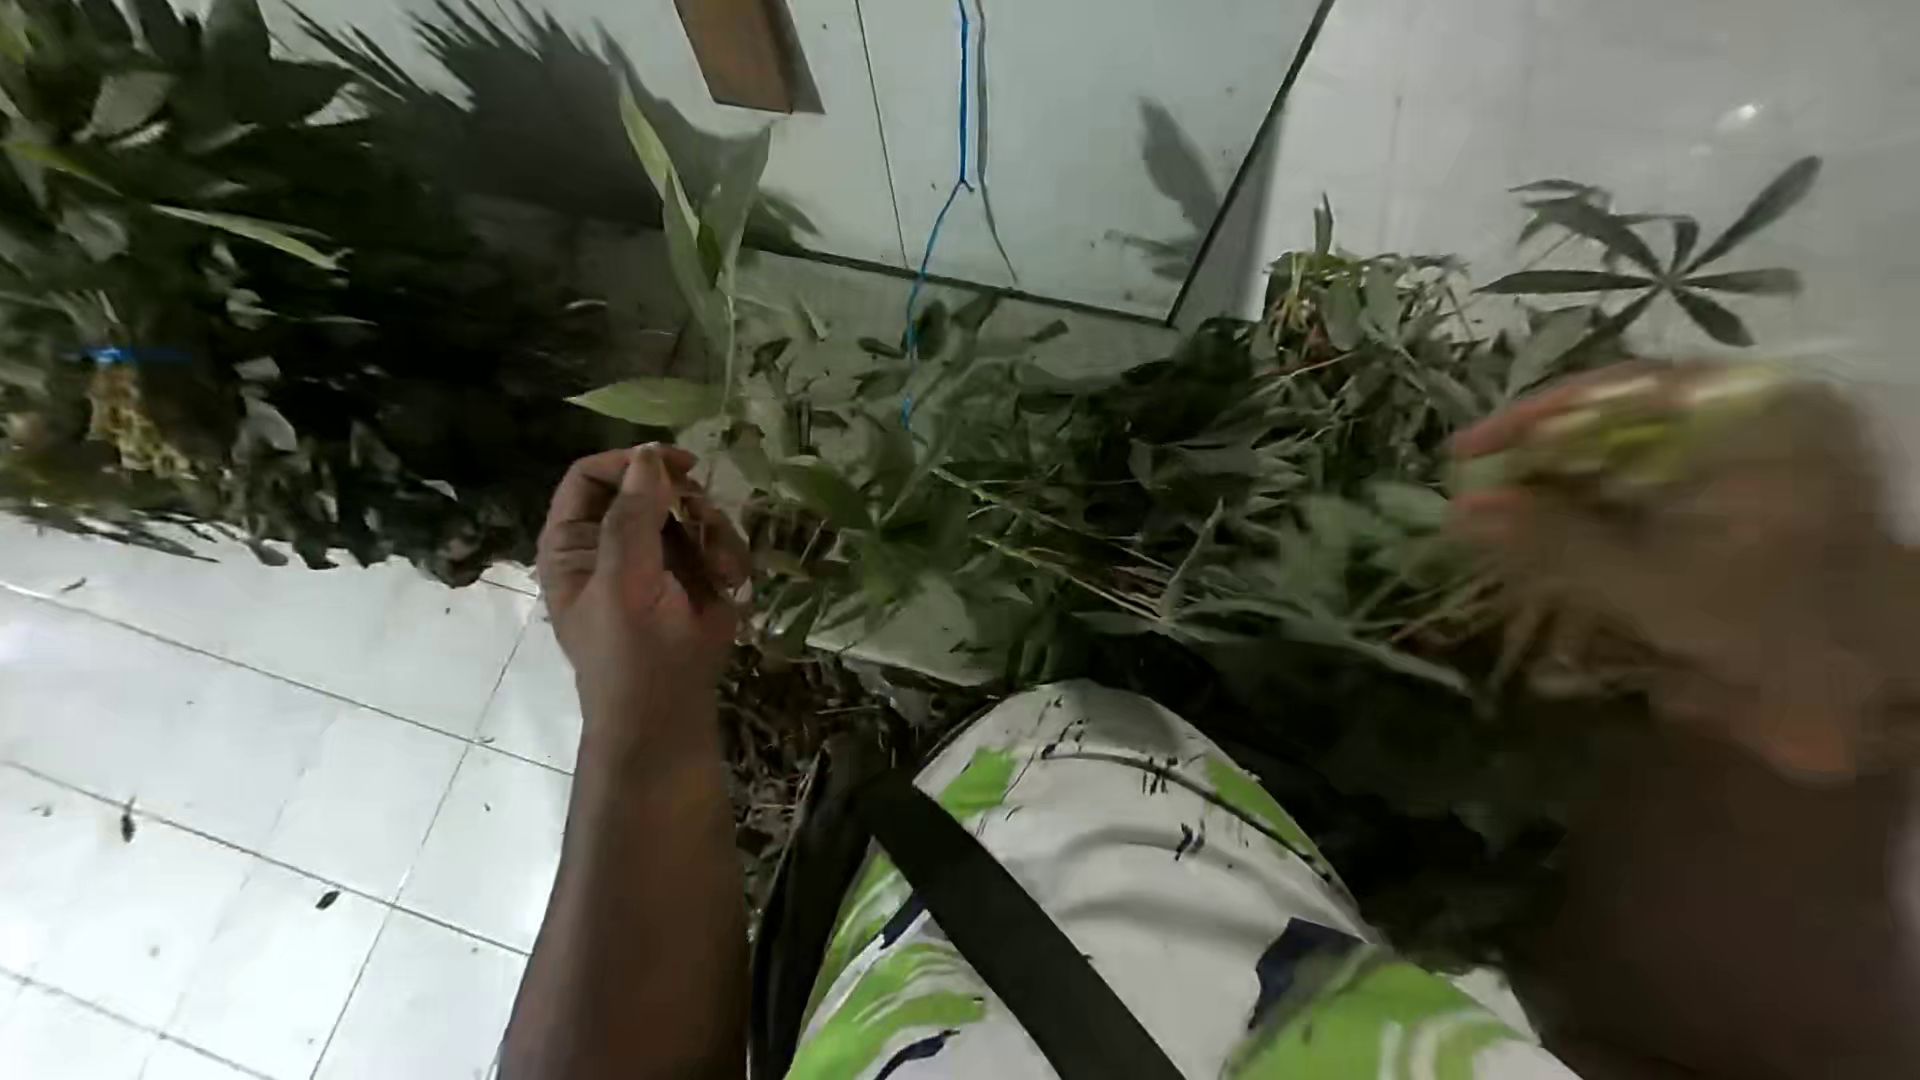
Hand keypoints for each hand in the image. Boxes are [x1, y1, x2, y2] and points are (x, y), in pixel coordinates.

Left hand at [537, 444, 749, 751]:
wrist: (671, 708)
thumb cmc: (632, 651)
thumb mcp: (624, 581)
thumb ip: (632, 516)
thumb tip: (648, 455)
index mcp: (577, 540)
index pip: (593, 476)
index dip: (631, 463)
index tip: (677, 464)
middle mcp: (617, 540)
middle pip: (652, 487)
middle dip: (685, 503)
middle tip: (704, 519)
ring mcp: (662, 556)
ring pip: (693, 512)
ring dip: (714, 535)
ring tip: (720, 572)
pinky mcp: (699, 572)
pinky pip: (720, 541)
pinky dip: (730, 558)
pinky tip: (730, 585)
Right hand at [1449, 363, 1915, 777]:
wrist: (1867, 662)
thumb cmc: (1769, 625)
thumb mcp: (1648, 585)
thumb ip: (1550, 539)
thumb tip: (1456, 508)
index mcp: (1759, 420)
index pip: (1616, 390)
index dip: (1526, 418)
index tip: (1462, 452)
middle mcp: (1753, 409)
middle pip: (1609, 407)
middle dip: (1530, 448)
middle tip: (1471, 480)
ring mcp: (1741, 435)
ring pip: (1613, 432)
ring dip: (1547, 468)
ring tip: (1494, 501)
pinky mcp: (1723, 464)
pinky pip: (1630, 456)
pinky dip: (1576, 483)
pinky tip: (1538, 511)